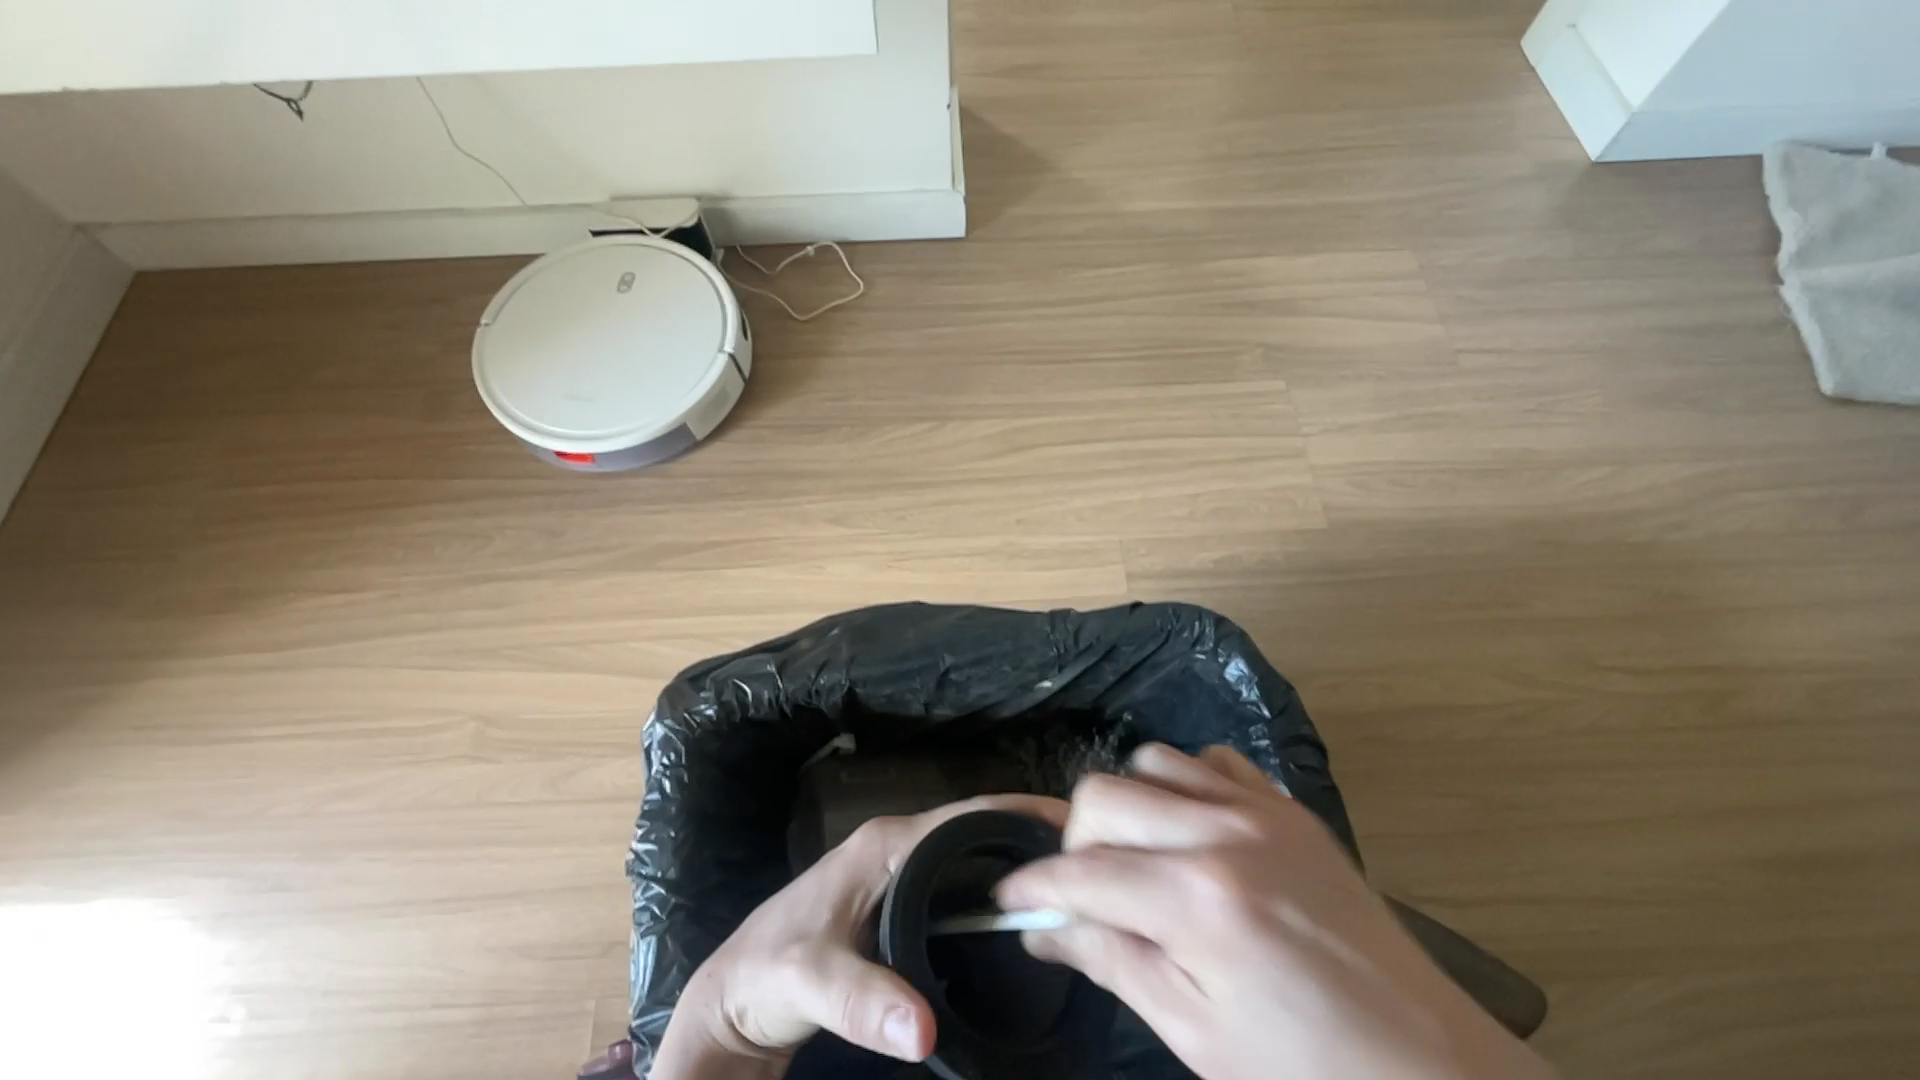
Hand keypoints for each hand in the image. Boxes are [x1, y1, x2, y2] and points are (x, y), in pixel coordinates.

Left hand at [649, 793, 1069, 1079]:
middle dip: (1037, 840)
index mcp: (888, 845)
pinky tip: (1030, 919)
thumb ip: (863, 1002)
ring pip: (977, 859)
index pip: (973, 815)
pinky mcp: (903, 902)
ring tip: (1082, 889)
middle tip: (1101, 866)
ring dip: (1022, 867)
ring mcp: (903, 874)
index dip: (1027, 815)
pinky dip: (1001, 894)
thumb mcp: (810, 984)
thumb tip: (927, 1031)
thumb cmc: (768, 974)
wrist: (734, 998)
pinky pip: (965, 887)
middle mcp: (901, 847)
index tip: (1087, 831)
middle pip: (984, 832)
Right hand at [997, 744, 1553, 1079]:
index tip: (1006, 901)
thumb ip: (1111, 961)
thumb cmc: (1303, 1069)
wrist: (1427, 1064)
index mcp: (1197, 900)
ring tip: (1138, 861)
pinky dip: (1184, 785)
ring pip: (1151, 762)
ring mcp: (1262, 810)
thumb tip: (1041, 927)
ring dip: (1127, 808)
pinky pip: (1213, 760)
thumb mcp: (1192, 1031)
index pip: (1081, 872)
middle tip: (1085, 894)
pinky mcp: (1290, 807)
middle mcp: (1223, 832)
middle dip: (1074, 843)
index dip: (1032, 886)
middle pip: (1103, 796)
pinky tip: (1191, 833)